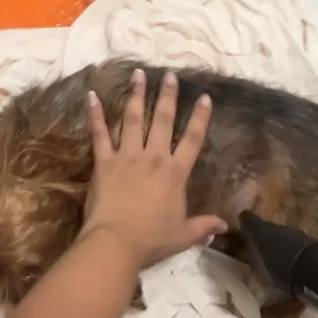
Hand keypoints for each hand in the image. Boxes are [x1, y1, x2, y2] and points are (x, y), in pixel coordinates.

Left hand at [78, 69, 225, 266]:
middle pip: (163, 121)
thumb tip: (225, 226)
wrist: (116, 242)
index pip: (193, 139)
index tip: (204, 97)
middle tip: (170, 75)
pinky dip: (96, 115)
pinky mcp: (104, 162)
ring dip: (137, 96)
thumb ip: (204, 226)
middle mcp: (154, 158)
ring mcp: (127, 156)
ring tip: (138, 74)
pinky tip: (92, 96)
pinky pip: (100, 134)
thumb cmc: (152, 239)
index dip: (200, 117)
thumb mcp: (184, 234)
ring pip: (133, 120)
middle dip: (167, 96)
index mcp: (176, 173)